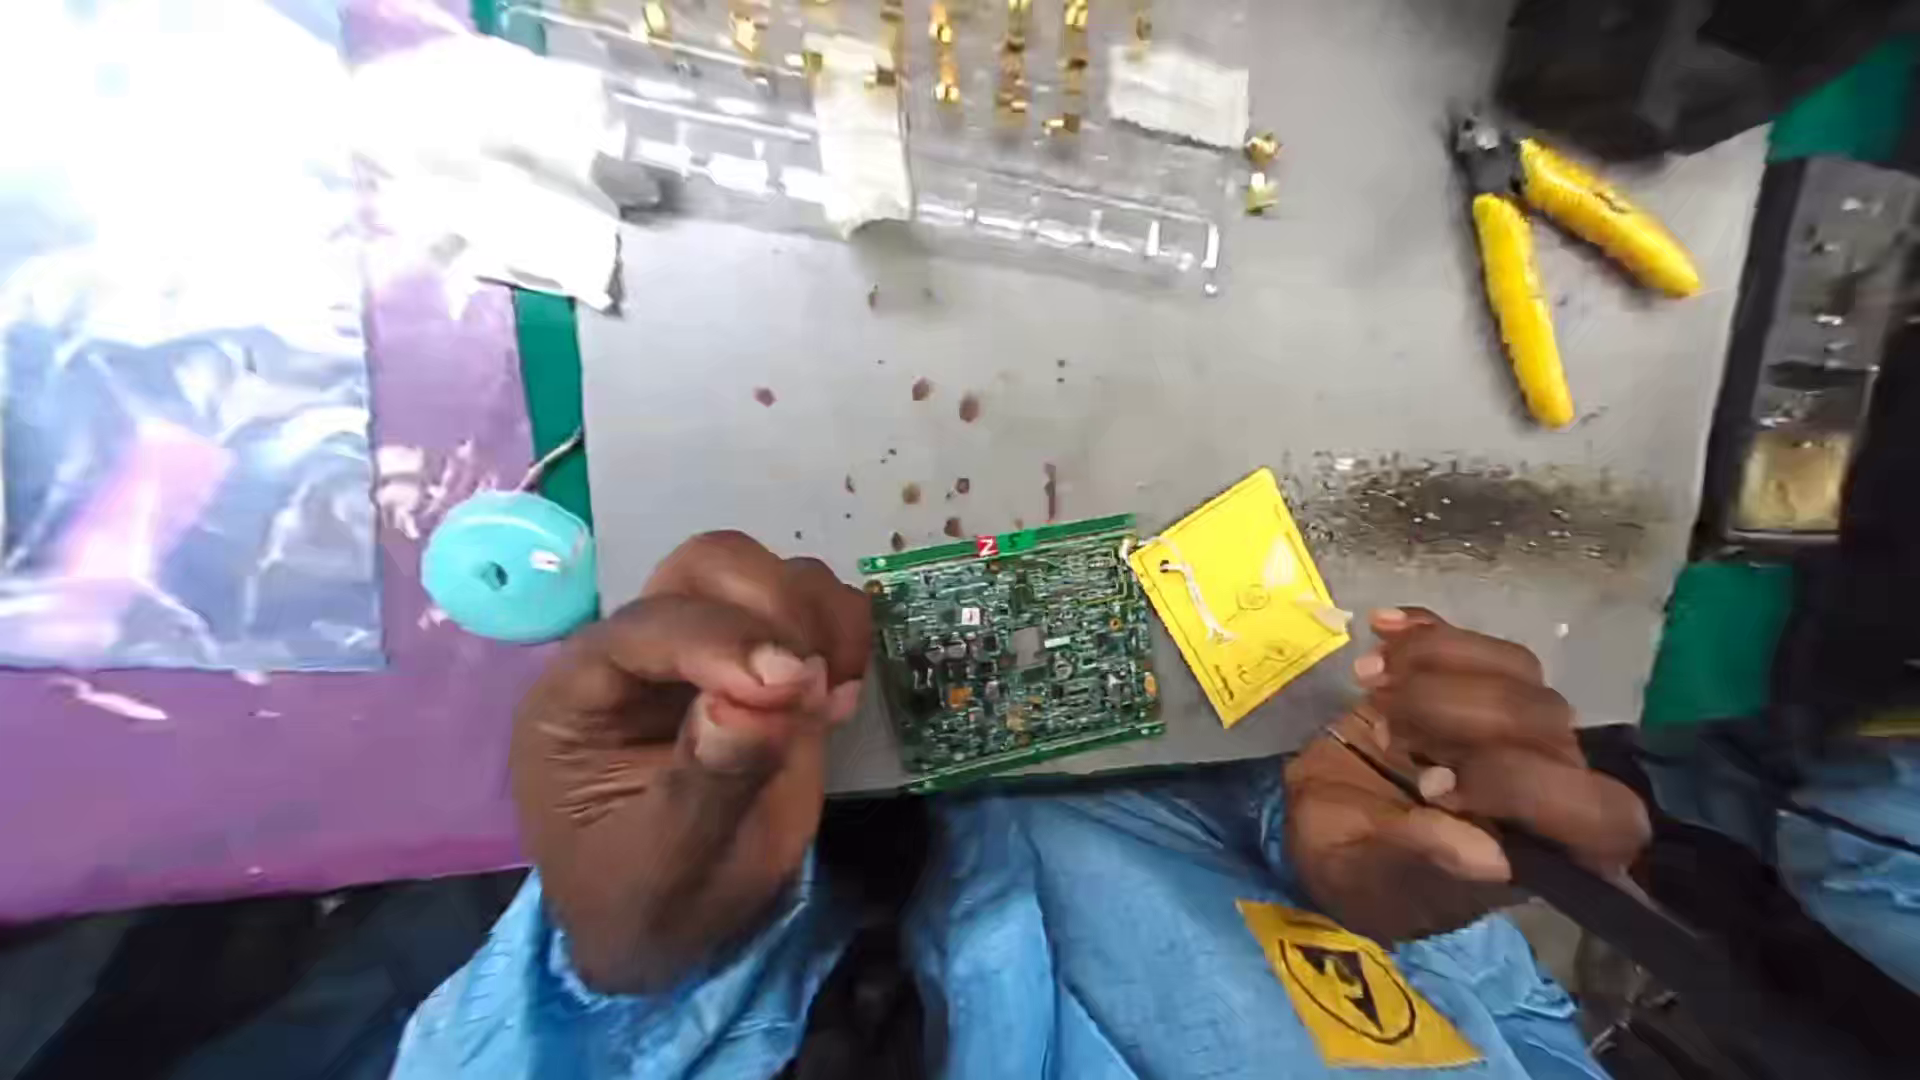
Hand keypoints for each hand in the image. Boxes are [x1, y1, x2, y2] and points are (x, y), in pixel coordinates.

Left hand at [511, 531, 869, 992]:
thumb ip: (709, 783)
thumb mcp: (668, 867)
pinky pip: (819, 600)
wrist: (694, 915)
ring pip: (771, 569)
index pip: (648, 625)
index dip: (719, 640)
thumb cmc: (656, 896)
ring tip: (829, 696)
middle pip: (711, 563)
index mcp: (584, 693)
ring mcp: (717, 642)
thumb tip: (762, 701)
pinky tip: (840, 695)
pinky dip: (844, 630)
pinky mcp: (772, 655)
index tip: (792, 686)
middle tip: (811, 681)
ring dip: (816, 617)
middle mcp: (650, 647)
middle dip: (773, 608)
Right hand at [1285, 607, 1649, 942]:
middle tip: (1380, 725)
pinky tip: (1380, 624)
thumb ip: (1420, 863)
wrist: (1322, 819)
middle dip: (1448, 708)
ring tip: (1366, 678)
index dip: (1524, 786)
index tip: (1429, 787)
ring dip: (1432, 659)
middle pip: (1541, 717)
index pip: (1598, 811)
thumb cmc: (1354, 863)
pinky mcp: (1452, 685)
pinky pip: (1463, 642)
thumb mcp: (1370, 876)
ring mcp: (1499, 727)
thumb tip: (1488, 854)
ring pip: (1513, 668)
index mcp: (1543, 847)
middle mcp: (1541, 780)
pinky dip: (1423, 627)